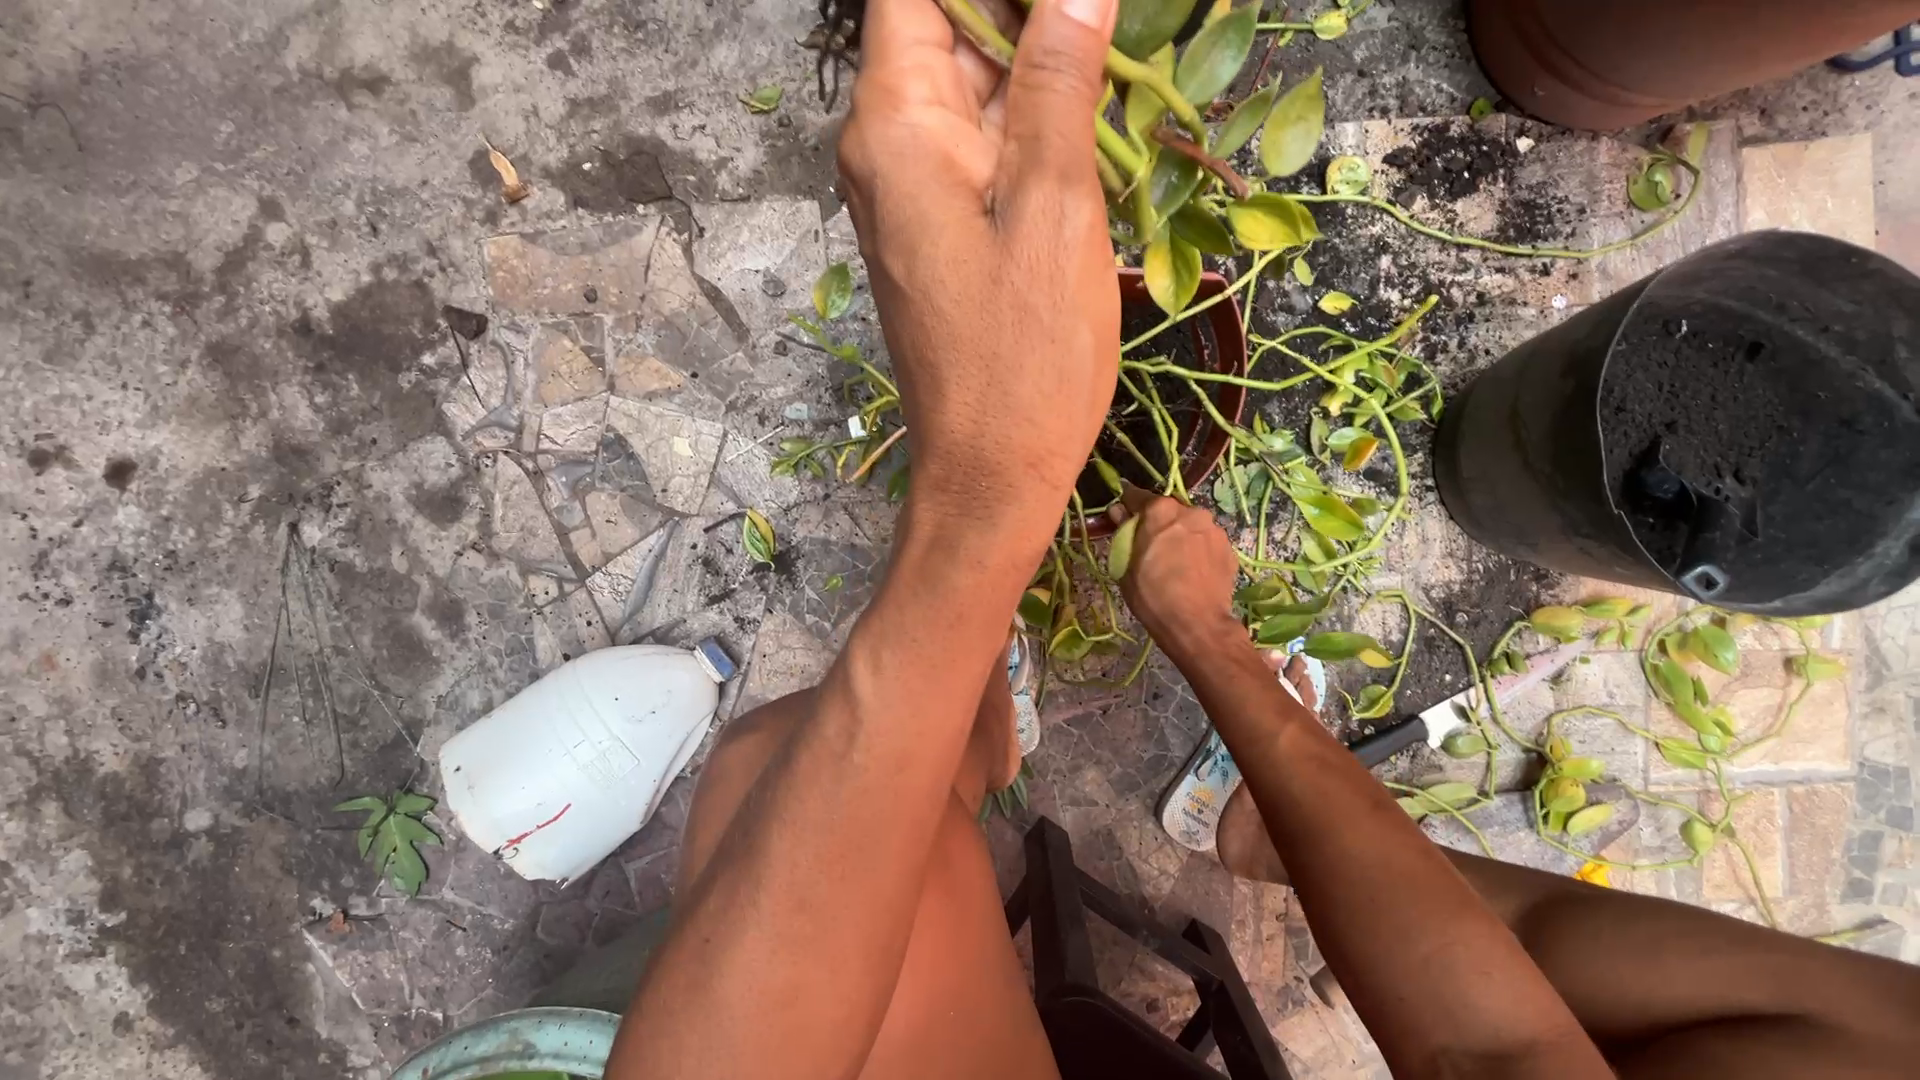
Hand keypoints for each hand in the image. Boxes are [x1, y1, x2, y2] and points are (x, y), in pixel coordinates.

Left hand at [837, 0, 1120, 536]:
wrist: (990, 471)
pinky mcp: (940, 230)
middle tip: (1110, 26)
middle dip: (1026, 12)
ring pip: (969, 86)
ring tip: (1113, 55)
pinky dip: (1031, 119)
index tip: (1061, 1)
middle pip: (946, 26)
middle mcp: (885, 148)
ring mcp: (911, 192)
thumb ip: (1059, 83)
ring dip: (1038, 60)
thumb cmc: (1024, 358)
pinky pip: (979, 146)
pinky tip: (1092, 112)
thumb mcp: (1055, 209)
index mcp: (895, 124)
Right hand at [1109, 484, 1245, 664]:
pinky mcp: (1229, 547)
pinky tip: (1192, 571)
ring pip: (1190, 525)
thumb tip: (1118, 511)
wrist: (1197, 624)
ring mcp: (1213, 528)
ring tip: (1175, 562)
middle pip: (1167, 510)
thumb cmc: (1152, 594)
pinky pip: (1206, 541)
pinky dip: (1197, 550)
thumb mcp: (1125, 566)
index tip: (1123, 521)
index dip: (1127, 508)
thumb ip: (1122, 532)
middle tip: (1150, 547)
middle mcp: (1190, 511)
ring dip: (1180, 535)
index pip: (1136, 496)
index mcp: (1160, 510)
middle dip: (1157, 522)